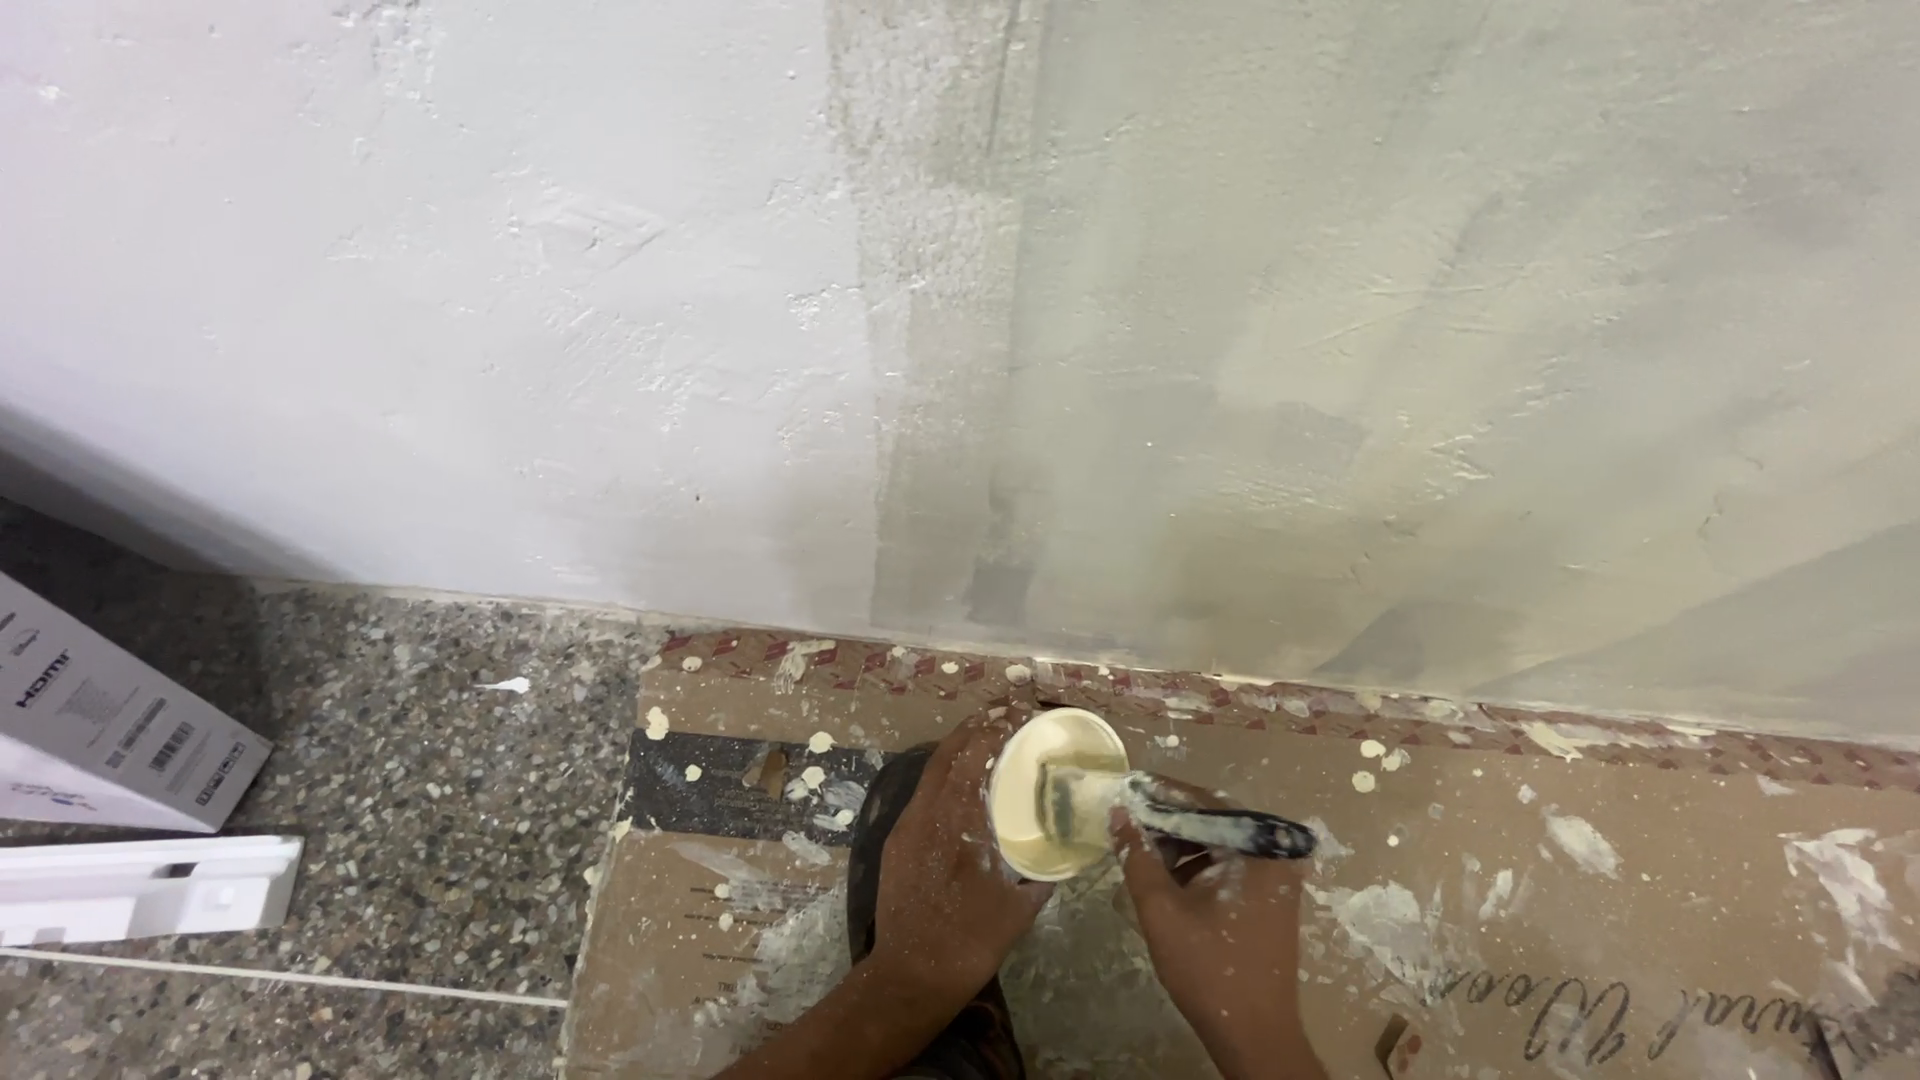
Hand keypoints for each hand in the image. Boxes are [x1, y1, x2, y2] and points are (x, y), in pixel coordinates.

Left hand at [869, 714, 1054, 1003]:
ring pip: (932, 772)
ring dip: (958, 750)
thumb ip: (1042, 874)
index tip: (1017, 712)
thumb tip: (1066, 853)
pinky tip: (962, 785)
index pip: (974, 756)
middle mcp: (927, 814)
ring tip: (985, 739)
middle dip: (974, 727)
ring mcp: (907, 826)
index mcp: (958, 822)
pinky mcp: (897, 841)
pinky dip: (945, 777)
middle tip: (1001, 713)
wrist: (911, 975)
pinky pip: (924, 794)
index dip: (995, 728)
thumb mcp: (1018, 908)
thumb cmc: (969, 941)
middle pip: (947, 753)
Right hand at [1113, 780, 1323, 1079]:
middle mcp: (1274, 853)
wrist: (1254, 1036)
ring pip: (1218, 840)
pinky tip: (1163, 873)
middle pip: (1212, 818)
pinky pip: (1227, 862)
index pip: (1204, 800)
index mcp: (1259, 848)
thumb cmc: (1208, 969)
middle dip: (1167, 817)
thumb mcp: (1161, 908)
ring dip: (1178, 841)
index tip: (1127, 785)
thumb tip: (1119, 812)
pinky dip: (1195, 862)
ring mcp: (1275, 876)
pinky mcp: (1268, 896)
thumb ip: (1137, 855)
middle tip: (1128, 816)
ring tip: (1139, 846)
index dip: (1162, 791)